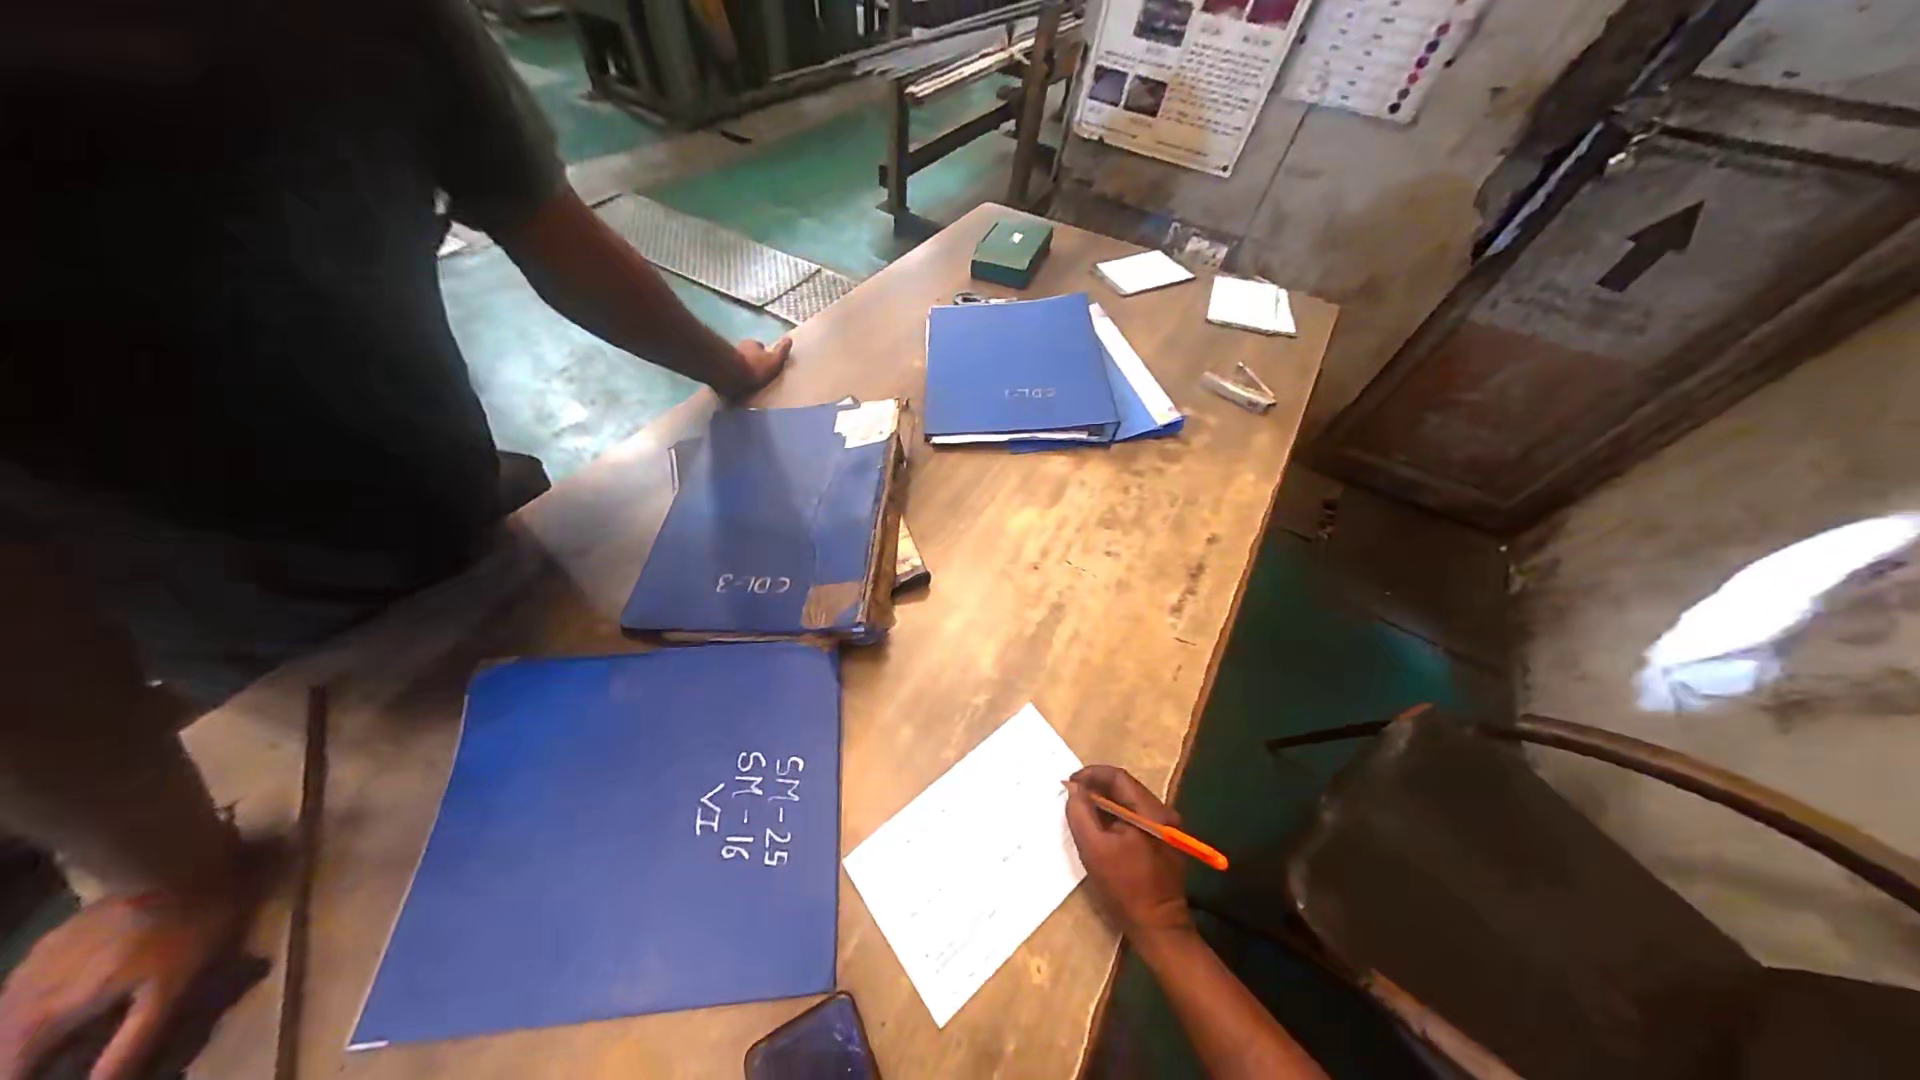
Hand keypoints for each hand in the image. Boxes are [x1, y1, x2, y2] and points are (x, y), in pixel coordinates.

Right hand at [0, 889, 242, 1079]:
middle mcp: (14, 1003)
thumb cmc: (181, 932)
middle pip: (5, 1053)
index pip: (9, 1074)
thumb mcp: (167, 991)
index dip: (33, 1077)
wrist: (175, 869)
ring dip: (25, 1042)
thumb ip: (129, 1044)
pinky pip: (22, 996)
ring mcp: (24, 972)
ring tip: (61, 1045)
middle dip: (28, 1062)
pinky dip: (33, 1013)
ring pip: (6, 1025)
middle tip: (67, 1055)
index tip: (63, 1068)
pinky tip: (66, 1008)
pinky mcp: (43, 949)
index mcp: (39, 1022)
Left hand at [720, 337, 791, 401]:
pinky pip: (730, 371)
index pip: (759, 345)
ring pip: (737, 361)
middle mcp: (738, 347)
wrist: (732, 378)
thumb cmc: (755, 368)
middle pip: (747, 353)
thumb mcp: (774, 360)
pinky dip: (733, 375)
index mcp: (751, 343)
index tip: (766, 361)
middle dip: (751, 359)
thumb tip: (789, 338)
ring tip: (747, 379)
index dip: (763, 352)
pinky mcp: (720, 369)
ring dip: (741, 367)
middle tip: (757, 371)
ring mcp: (728, 358)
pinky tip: (738, 384)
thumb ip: (781, 350)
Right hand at [1066, 765, 1193, 938]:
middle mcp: (1163, 814)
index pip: (1118, 776)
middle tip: (1072, 797)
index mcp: (1151, 811)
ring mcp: (1166, 828)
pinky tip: (1100, 830)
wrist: (1158, 929)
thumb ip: (1080, 812)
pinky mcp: (1163, 842)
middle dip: (1096, 788)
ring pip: (1129, 803)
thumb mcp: (1093, 848)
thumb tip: (1074, 787)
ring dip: (1104, 803)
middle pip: (1124, 788)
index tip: (1069, 784)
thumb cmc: (1124, 888)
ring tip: (1082, 812)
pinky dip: (1115, 818)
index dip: (1090, 775)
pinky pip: (1135, 818)